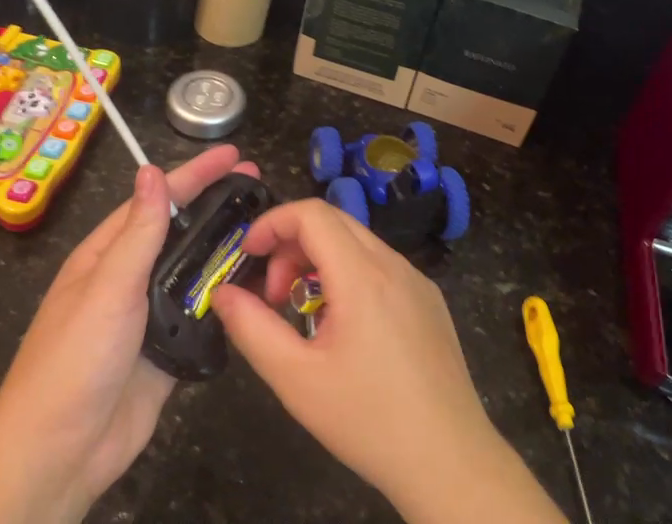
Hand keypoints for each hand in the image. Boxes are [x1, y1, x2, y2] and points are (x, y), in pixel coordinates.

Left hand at [0, 146, 258, 523]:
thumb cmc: (76, 359)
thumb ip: (138, 233)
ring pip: (195, 271)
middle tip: (262, 188)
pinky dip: (228, 299)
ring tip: (270, 233)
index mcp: (107, 256)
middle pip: (180, 232)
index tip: (234, 157)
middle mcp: (129, 279)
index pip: (156, 201)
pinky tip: (258, 288)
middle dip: (218, 207)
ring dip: (227, 251)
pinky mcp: (169, 350)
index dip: (195, 175)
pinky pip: (203, 315)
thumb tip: (151, 172)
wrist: (60, 450)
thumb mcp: (107, 288)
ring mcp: (150, 316)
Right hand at [213, 200, 564, 523]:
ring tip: (303, 317)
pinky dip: (349, 277)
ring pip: (359, 245)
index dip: (272, 222)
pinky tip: (342, 330)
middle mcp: (395, 265)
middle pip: (335, 223)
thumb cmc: (367, 419)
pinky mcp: (430, 302)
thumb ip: (252, 328)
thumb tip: (223, 292)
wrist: (449, 458)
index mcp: (363, 275)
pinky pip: (381, 268)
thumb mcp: (295, 379)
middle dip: (291, 246)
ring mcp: (418, 282)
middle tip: (272, 296)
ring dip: (319, 263)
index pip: (312, 213)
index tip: (247, 256)